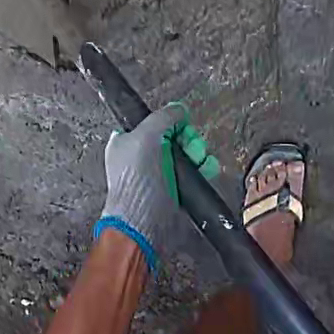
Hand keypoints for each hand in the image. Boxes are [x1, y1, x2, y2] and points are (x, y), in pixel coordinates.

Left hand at [94, 104, 218, 271]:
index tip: (178, 128)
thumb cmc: (137, 181)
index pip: (153, 121)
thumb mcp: (145, 136)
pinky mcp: (174, 188)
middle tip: (190, 147)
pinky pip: (193, 172)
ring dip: (198, 152)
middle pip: (174, 135)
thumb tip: (178, 110)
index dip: (169, 123)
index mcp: (126, 140)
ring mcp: (158, 173)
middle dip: (188, 138)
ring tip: (199, 159)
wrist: (143, 223)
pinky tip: (208, 167)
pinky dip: (203, 167)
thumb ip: (163, 118)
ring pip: (186, 152)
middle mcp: (141, 155)